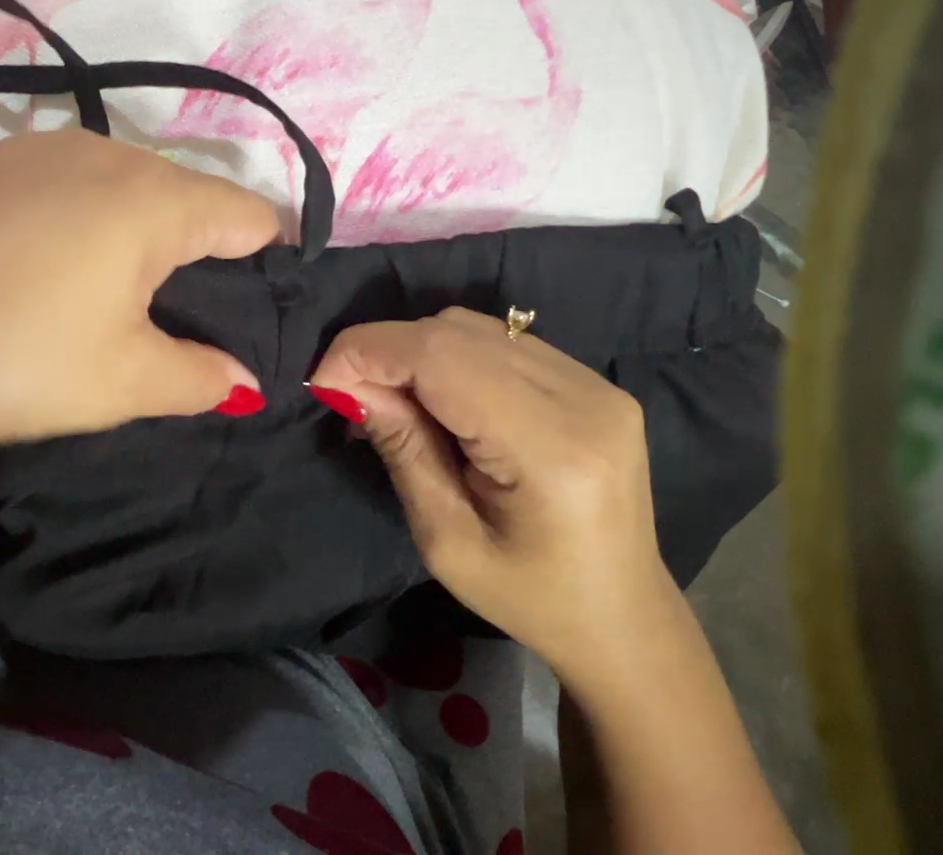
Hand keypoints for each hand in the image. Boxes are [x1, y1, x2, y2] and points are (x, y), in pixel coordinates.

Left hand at [0, 129, 278, 470]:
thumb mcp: (117, 384)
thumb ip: (200, 378)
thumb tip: (245, 379)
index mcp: (151, 195)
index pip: (250, 213)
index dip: (264, 266)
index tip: (248, 320)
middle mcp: (101, 150)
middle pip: (187, 197)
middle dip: (200, 259)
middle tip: (173, 331)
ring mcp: (34, 151)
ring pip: (124, 193)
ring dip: (137, 245)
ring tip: (105, 311)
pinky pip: (66, 192)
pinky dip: (82, 232)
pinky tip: (41, 284)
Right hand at [309, 308, 677, 677]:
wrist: (621, 615)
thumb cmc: (528, 598)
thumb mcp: (445, 541)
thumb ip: (403, 449)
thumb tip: (348, 385)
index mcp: (551, 449)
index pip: (444, 358)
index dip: (370, 352)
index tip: (321, 381)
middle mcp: (583, 398)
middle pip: (458, 331)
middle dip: (386, 350)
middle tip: (348, 396)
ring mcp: (597, 384)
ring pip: (478, 328)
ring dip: (417, 351)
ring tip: (390, 399)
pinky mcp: (596, 383)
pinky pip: (503, 343)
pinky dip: (452, 357)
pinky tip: (438, 397)